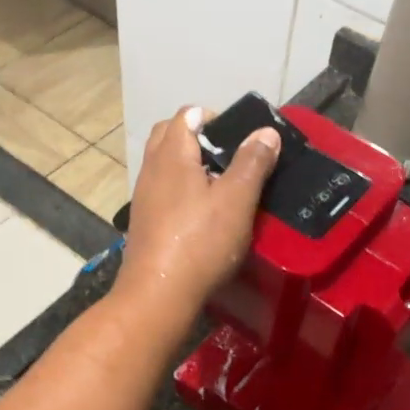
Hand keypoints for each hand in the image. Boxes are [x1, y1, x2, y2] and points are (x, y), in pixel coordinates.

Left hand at [114, 105, 279, 315]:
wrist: (158, 294)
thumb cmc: (200, 242)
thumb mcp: (237, 200)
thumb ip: (252, 163)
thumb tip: (266, 132)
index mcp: (172, 154)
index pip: (187, 115)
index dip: (215, 118)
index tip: (240, 140)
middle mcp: (152, 168)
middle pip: (170, 136)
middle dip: (199, 138)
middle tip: (229, 159)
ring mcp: (144, 197)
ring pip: (165, 165)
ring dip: (190, 166)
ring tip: (221, 188)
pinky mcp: (145, 222)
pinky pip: (163, 192)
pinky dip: (182, 191)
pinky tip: (203, 215)